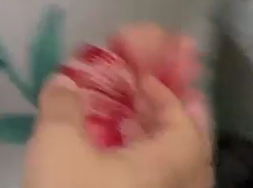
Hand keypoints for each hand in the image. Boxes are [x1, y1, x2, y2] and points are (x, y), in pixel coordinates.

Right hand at [26, 73, 212, 187]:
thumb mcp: (57, 142)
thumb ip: (63, 106)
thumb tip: (67, 80)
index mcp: (167, 166)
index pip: (185, 127)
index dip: (168, 98)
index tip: (143, 76)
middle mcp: (181, 187)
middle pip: (194, 151)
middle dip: (180, 118)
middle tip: (164, 93)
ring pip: (182, 170)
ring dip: (166, 139)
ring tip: (142, 118)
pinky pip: (166, 181)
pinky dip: (154, 159)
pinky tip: (126, 152)